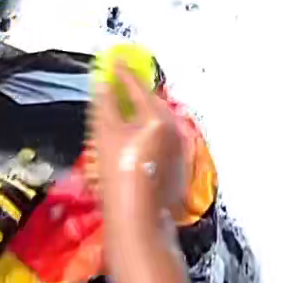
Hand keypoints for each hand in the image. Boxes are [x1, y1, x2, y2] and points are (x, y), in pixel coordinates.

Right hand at [88, 60, 187, 231]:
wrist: (138, 223)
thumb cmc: (118, 175)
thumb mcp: (104, 133)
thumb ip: (104, 101)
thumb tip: (103, 81)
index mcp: (158, 117)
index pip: (136, 86)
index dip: (121, 71)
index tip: (112, 60)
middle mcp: (174, 128)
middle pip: (150, 102)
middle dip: (132, 92)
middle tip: (115, 84)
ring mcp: (178, 148)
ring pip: (156, 120)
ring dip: (138, 112)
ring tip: (120, 110)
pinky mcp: (177, 165)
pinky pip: (160, 137)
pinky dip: (145, 130)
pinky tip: (131, 138)